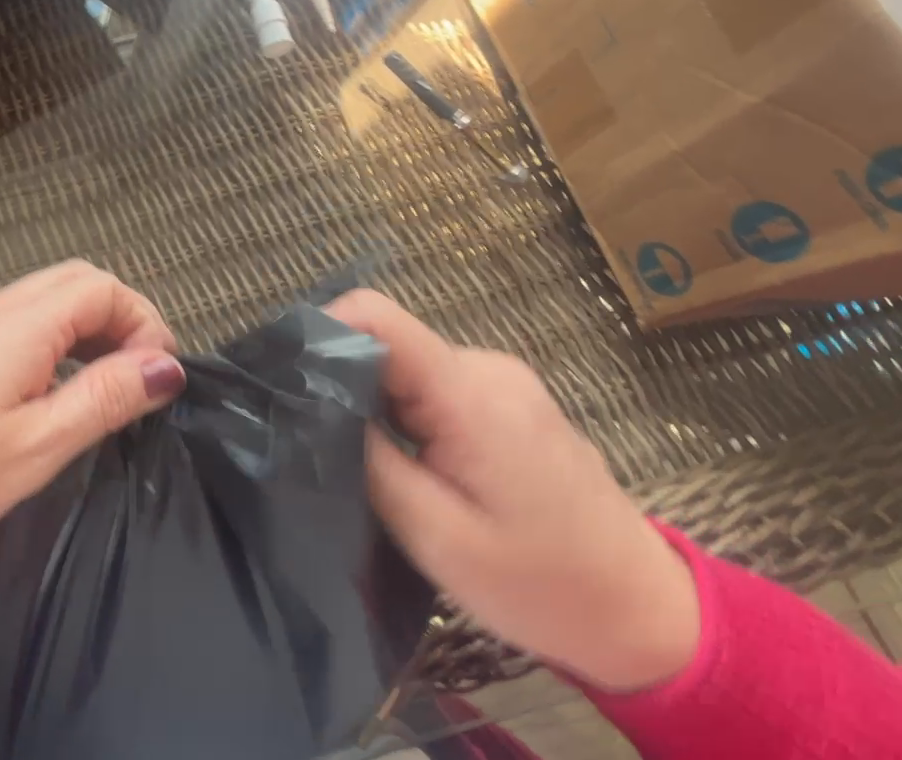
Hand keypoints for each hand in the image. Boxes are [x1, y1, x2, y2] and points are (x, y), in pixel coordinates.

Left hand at [0, 260, 186, 557]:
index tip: (158, 377)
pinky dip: (52, 338)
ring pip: (43, 299)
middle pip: (73, 282)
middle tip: (136, 380)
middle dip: (119, 318)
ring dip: (86, 328)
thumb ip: (103, 398)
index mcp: (16, 326)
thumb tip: (166, 364)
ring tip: (104, 388)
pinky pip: (15, 320)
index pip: (101, 286)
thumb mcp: (37, 447)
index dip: (143, 320)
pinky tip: (54, 387)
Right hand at [328, 290, 700, 692]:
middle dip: (337, 380)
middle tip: (314, 440)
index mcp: (471, 393)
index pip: (374, 316)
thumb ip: (367, 457)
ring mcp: (500, 381)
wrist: (647, 615)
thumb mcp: (434, 533)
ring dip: (368, 402)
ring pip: (401, 365)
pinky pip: (427, 383)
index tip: (283, 379)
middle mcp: (487, 369)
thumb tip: (310, 402)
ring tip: (355, 459)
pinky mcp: (503, 400)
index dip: (316, 332)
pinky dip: (397, 411)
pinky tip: (396, 459)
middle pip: (382, 340)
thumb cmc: (540, 584)